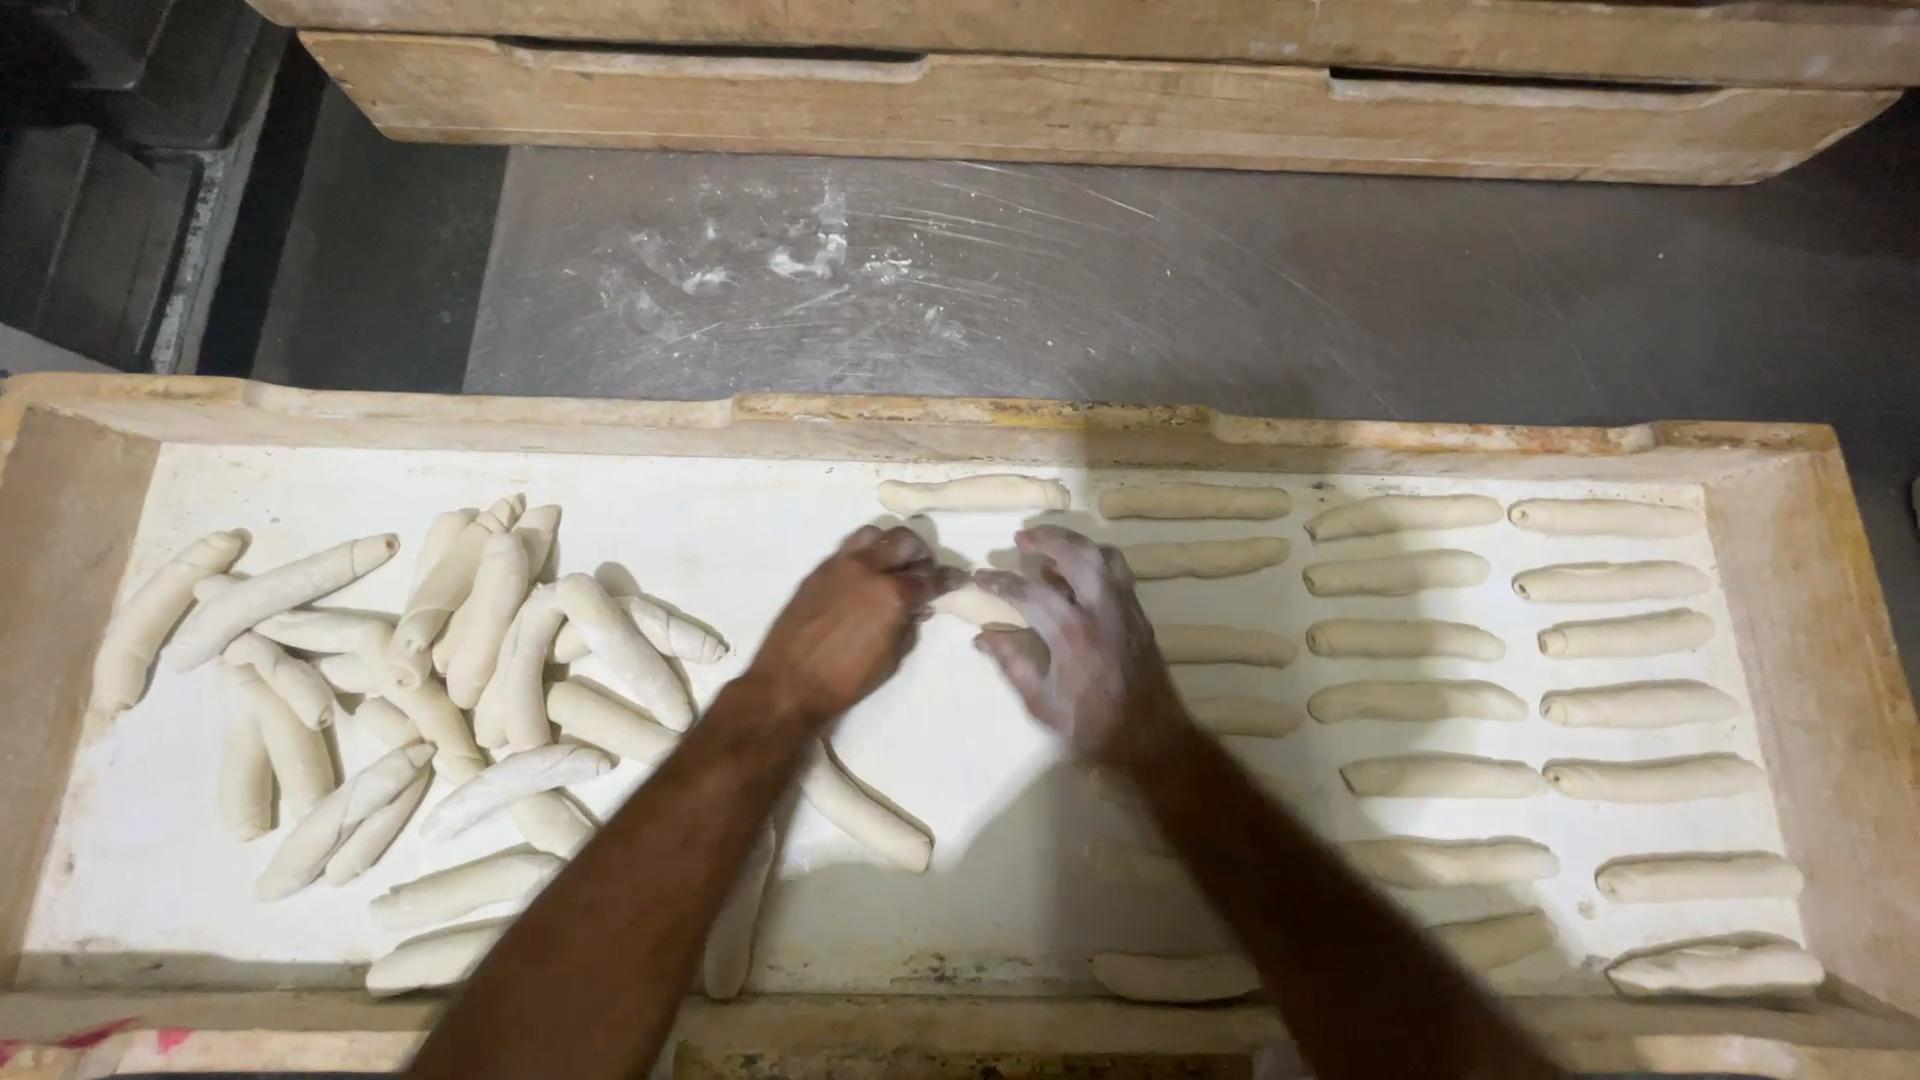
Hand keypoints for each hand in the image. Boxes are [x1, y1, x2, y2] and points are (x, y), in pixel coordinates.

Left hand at [747, 525, 962, 725]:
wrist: (789, 683)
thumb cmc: (846, 680)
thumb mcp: (892, 658)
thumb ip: (909, 626)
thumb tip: (917, 608)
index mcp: (891, 595)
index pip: (930, 578)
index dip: (949, 578)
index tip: (958, 578)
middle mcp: (868, 569)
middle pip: (904, 540)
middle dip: (921, 552)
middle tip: (924, 569)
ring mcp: (839, 565)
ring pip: (874, 534)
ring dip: (890, 544)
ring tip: (893, 563)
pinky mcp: (818, 570)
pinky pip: (848, 547)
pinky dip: (864, 553)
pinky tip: (865, 574)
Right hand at [974, 526, 1190, 763]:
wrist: (1152, 738)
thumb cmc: (1092, 726)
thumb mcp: (1042, 703)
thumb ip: (1011, 663)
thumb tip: (981, 636)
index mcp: (1072, 634)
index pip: (1028, 593)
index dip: (999, 582)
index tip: (979, 577)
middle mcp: (1101, 610)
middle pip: (1074, 553)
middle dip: (1044, 539)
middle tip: (1020, 539)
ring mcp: (1125, 607)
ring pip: (1101, 555)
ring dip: (1073, 543)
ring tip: (1048, 548)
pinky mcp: (1138, 612)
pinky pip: (1117, 571)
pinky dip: (1094, 560)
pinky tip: (1077, 572)